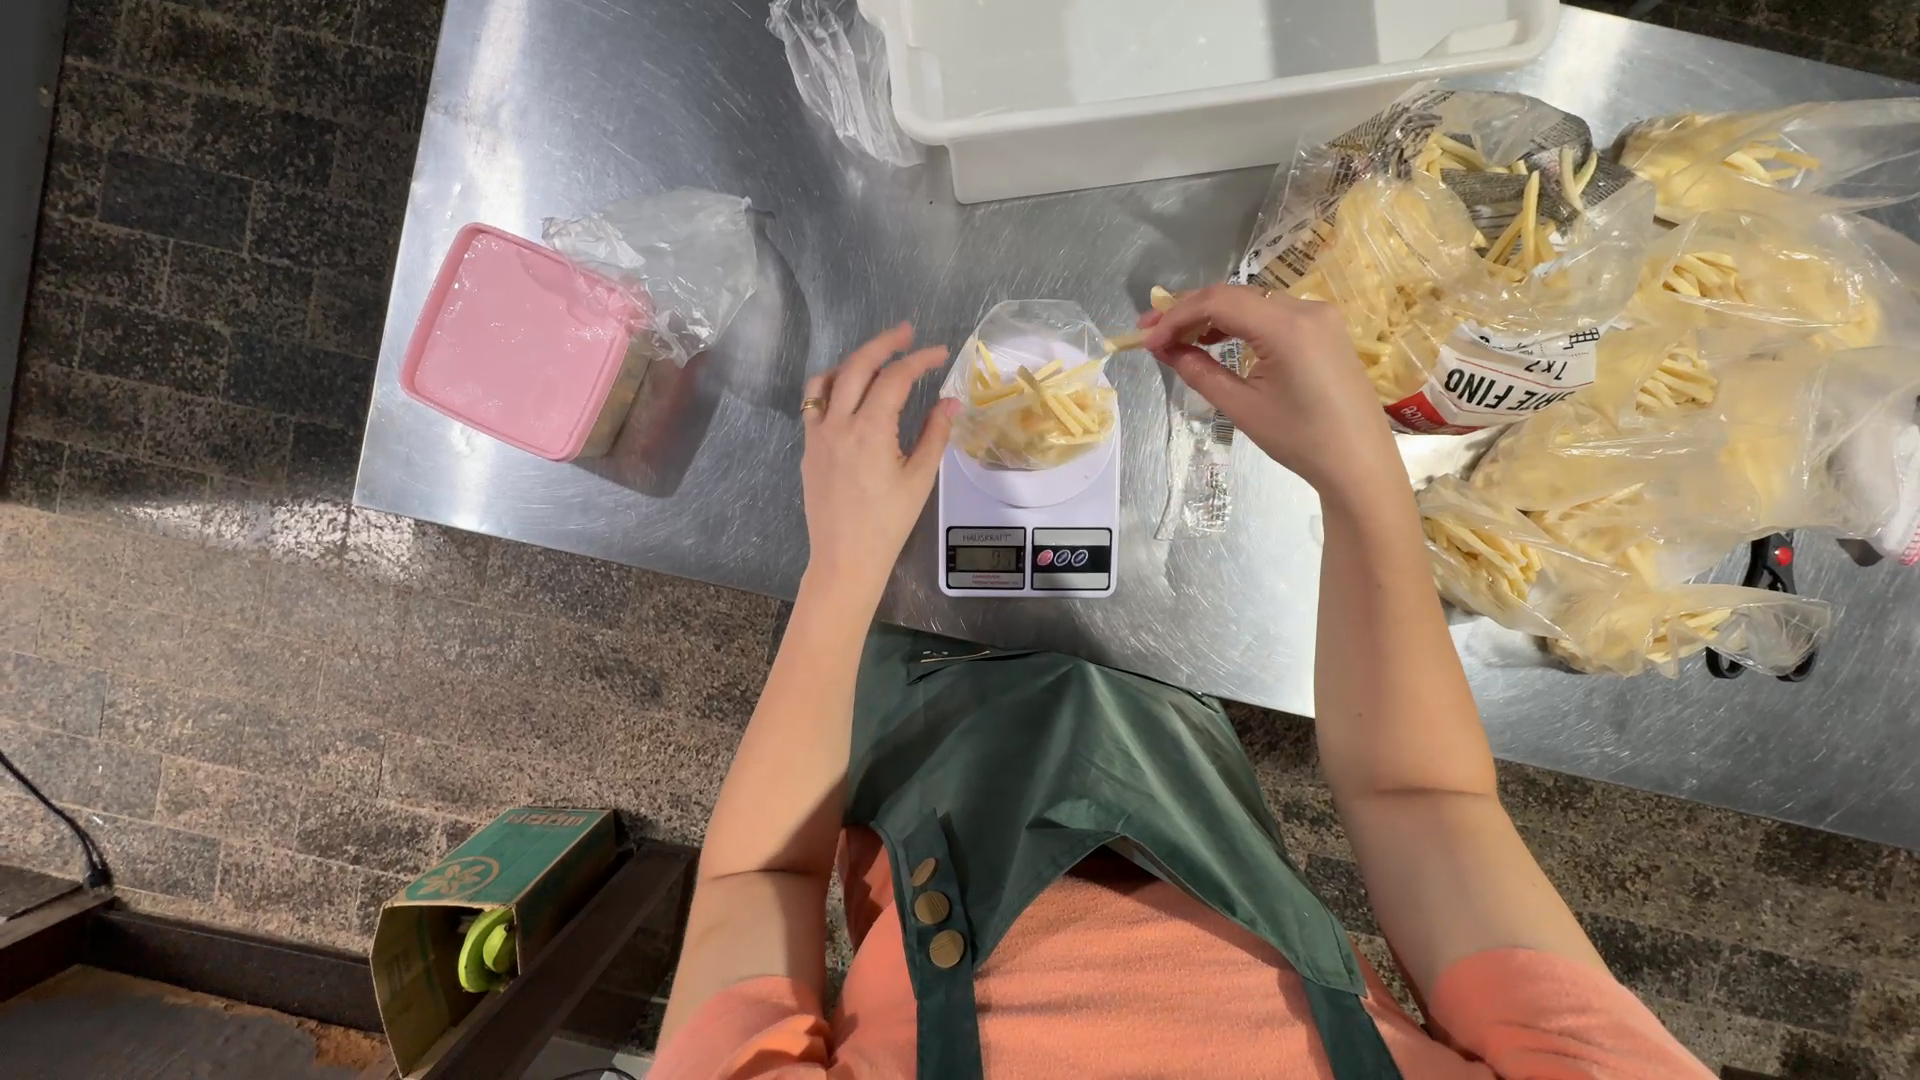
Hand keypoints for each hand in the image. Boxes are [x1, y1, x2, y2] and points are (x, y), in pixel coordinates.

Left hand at [800, 323, 955, 601]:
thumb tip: (950, 403)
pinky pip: (813, 403)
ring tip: (874, 359)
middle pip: (857, 365)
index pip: (895, 378)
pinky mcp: (808, 447)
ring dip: (852, 361)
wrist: (845, 557)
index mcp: (870, 430)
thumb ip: (935, 435)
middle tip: (907, 333)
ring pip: (827, 379)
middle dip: (884, 343)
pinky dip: (831, 386)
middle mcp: (838, 423)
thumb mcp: (919, 478)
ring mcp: (817, 434)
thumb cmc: (888, 523)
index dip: (919, 359)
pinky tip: (847, 392)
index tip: (939, 354)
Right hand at [1141, 285, 1400, 496]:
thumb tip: (1166, 351)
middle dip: (1187, 312)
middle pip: (1233, 295)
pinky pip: (1270, 314)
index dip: (1176, 317)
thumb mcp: (1242, 408)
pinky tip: (1214, 339)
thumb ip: (1200, 372)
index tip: (1147, 341)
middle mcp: (1305, 309)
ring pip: (1251, 302)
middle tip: (1150, 332)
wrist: (1358, 461)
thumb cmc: (1300, 440)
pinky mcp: (1322, 328)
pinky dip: (1237, 323)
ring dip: (1210, 316)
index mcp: (1287, 327)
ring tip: (1176, 337)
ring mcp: (1318, 315)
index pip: (1218, 302)